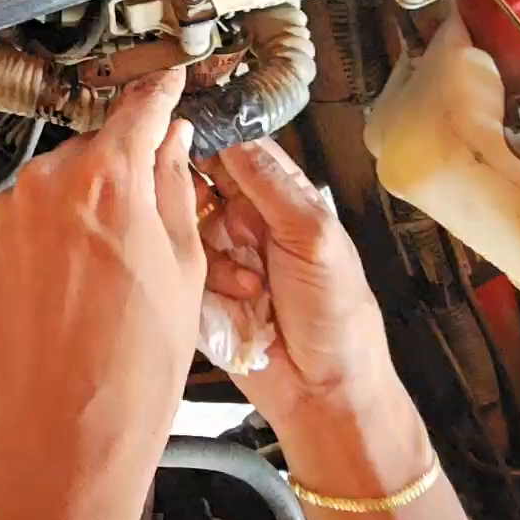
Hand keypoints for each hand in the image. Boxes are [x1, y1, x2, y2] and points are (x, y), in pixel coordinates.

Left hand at [0, 70, 203, 519]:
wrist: (60, 439)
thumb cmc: (130, 370)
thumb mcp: (182, 268)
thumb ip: (173, 188)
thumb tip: (171, 142)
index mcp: (109, 180)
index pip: (139, 108)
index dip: (159, 91)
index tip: (166, 80)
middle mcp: (48, 183)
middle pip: (95, 148)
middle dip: (119, 169)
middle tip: (139, 219)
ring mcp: (6, 213)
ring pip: (56, 180)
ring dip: (78, 202)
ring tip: (97, 266)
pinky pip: (20, 213)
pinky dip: (42, 229)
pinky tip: (61, 277)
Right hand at [200, 141, 436, 502]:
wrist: (323, 393)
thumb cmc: (336, 313)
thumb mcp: (313, 235)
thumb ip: (269, 182)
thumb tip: (233, 130)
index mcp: (280, 193)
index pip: (238, 143)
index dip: (212, 131)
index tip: (183, 126)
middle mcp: (247, 215)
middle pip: (202, 176)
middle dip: (195, 186)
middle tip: (202, 202)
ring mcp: (222, 249)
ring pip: (187, 218)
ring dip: (212, 245)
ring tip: (250, 280)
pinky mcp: (203, 284)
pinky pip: (183, 261)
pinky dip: (208, 277)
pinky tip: (240, 299)